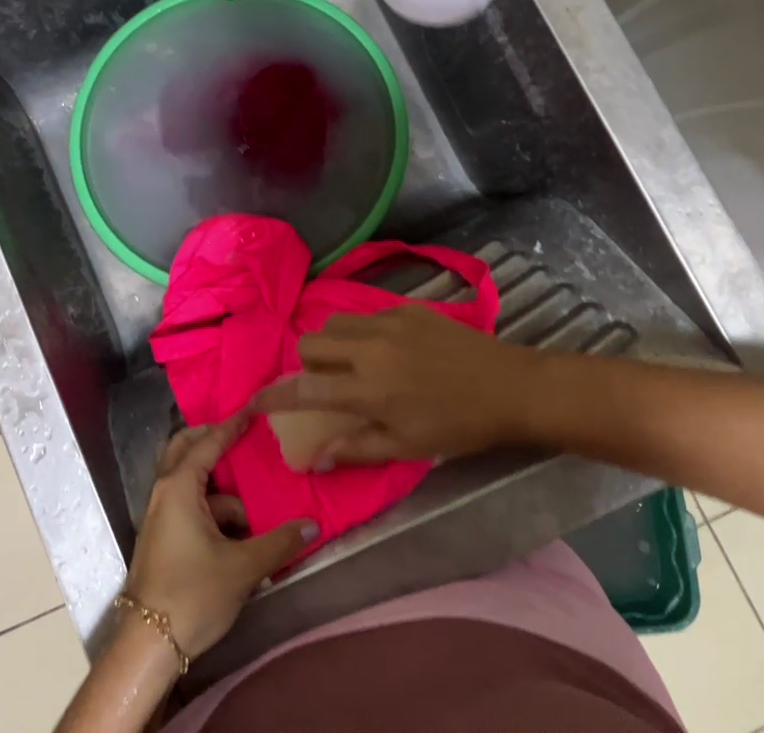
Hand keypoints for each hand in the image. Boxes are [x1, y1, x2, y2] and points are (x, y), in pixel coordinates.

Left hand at [125, 415, 317, 656]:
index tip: (252, 408)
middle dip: (213, 442)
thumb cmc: (193, 594)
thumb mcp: (243, 567)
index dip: (231, 425)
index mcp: (178, 488)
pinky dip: (215, 511)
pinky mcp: (164, 538)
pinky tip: (243, 531)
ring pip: (193, 485)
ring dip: (222, 490)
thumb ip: (279, 542)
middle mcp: (164, 493)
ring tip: (259, 504)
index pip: (207, 443)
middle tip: (244, 439)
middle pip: (186, 451)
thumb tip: (311, 525)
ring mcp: (161, 517)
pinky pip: (191, 508)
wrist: (150, 642)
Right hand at [252, 305, 546, 466]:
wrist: (510, 386)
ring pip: (335, 322)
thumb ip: (358, 448)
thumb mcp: (408, 447)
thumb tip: (317, 456)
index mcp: (368, 388)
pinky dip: (361, 331)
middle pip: (310, 342)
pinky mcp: (407, 309)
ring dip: (332, 343)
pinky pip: (365, 314)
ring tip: (352, 362)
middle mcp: (369, 348)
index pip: (305, 389)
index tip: (253, 400)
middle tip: (325, 382)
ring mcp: (388, 323)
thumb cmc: (459, 425)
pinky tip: (385, 349)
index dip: (273, 395)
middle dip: (306, 362)